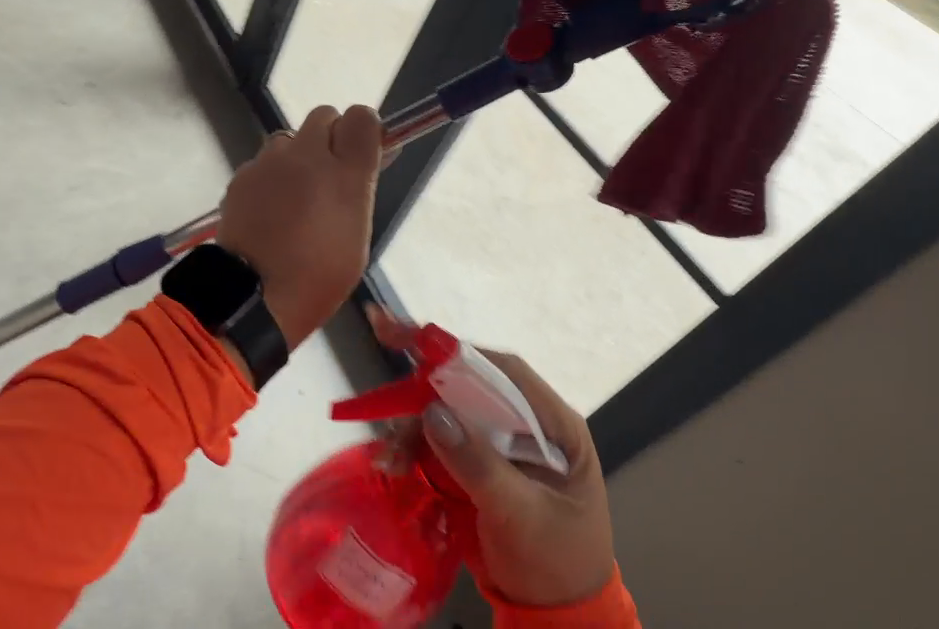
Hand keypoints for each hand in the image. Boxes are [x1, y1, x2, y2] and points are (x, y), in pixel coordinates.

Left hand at [216, 105, 382, 347]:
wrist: (255, 296)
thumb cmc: (319, 277)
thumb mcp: (357, 236)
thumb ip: (358, 189)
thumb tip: (363, 160)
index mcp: (346, 174)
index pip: (362, 117)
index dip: (363, 130)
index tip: (361, 151)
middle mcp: (307, 157)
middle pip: (324, 116)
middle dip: (329, 136)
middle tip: (328, 172)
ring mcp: (269, 163)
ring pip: (288, 138)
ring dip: (296, 156)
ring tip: (293, 196)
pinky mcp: (241, 175)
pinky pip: (262, 163)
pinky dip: (269, 178)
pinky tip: (267, 210)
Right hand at [370, 308, 617, 607]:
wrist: (554, 617)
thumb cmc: (555, 563)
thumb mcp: (521, 515)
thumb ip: (479, 464)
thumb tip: (432, 412)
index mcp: (555, 427)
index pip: (506, 374)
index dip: (461, 354)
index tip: (417, 340)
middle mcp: (527, 426)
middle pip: (471, 386)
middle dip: (425, 380)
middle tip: (383, 338)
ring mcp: (499, 445)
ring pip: (449, 413)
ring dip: (413, 425)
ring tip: (388, 455)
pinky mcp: (476, 466)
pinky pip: (439, 444)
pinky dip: (413, 449)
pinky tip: (392, 463)